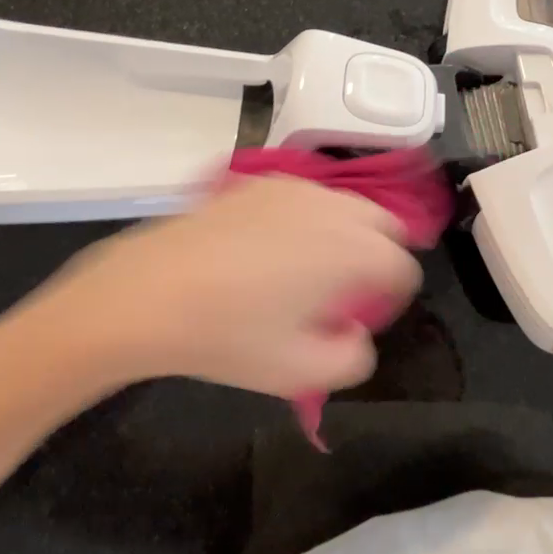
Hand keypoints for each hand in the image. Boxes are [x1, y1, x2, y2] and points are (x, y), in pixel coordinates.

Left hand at [29, 175, 421, 396]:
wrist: (149, 291)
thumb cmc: (229, 335)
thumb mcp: (299, 372)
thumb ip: (352, 359)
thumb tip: (355, 335)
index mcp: (354, 250)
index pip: (403, 267)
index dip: (391, 297)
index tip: (363, 318)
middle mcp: (333, 207)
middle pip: (384, 224)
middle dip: (377, 255)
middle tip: (344, 293)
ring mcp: (295, 187)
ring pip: (345, 205)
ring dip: (345, 233)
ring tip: (308, 271)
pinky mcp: (258, 181)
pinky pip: (305, 196)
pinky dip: (309, 218)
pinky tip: (271, 249)